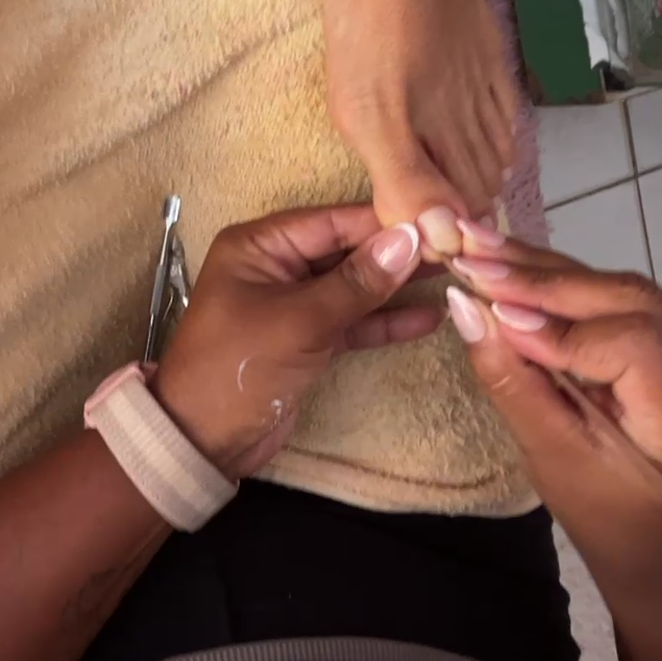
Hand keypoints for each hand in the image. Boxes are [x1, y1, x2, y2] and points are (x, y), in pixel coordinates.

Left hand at [151, 205, 442, 479]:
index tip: (439, 220)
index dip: (383, 222)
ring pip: (353, 286)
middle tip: (458, 248)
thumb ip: (356, 282)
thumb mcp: (299, 320)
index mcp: (260, 245)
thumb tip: (409, 240)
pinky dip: (383, 321)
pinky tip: (427, 317)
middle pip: (345, 250)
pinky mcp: (308, 337)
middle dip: (396, 252)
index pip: (331, 221)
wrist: (203, 440)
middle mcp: (277, 265)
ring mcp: (294, 302)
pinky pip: (351, 320)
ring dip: (396, 285)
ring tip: (455, 277)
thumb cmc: (239, 365)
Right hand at [442, 221, 661, 584]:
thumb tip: (463, 304)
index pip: (632, 344)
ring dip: (543, 269)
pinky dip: (561, 279)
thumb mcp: (548, 451)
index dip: (555, 322)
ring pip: (620, 287)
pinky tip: (512, 260)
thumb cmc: (601, 507)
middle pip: (628, 300)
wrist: (652, 531)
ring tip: (478, 248)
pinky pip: (621, 294)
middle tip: (468, 257)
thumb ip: (510, 377)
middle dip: (539, 279)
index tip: (487, 306)